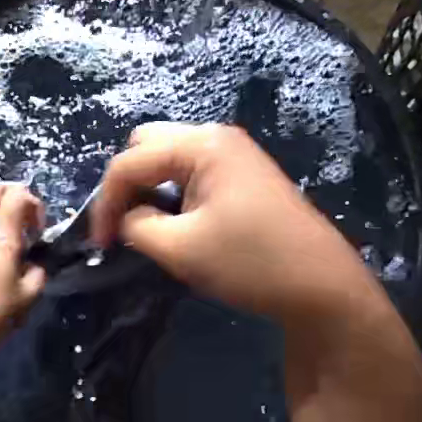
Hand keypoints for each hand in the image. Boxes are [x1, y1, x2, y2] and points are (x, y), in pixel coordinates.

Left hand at [0, 183, 47, 346]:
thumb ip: (39, 271)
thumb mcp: (30, 295)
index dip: (34, 203)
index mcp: (2, 236)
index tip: (41, 230)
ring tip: (22, 247)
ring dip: (7, 217)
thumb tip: (37, 262)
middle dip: (17, 195)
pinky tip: (6, 263)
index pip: (17, 194)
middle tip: (30, 222)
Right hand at [88, 123, 375, 324]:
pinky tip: (175, 221)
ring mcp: (234, 153)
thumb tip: (126, 218)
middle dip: (127, 184)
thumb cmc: (250, 262)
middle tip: (122, 226)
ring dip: (150, 186)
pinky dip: (173, 190)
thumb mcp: (180, 248)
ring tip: (145, 227)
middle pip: (147, 145)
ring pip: (169, 156)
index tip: (99, 245)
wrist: (321, 285)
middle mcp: (217, 137)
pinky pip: (192, 170)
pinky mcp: (244, 174)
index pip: (130, 160)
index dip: (106, 201)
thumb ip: (137, 225)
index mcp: (202, 144)